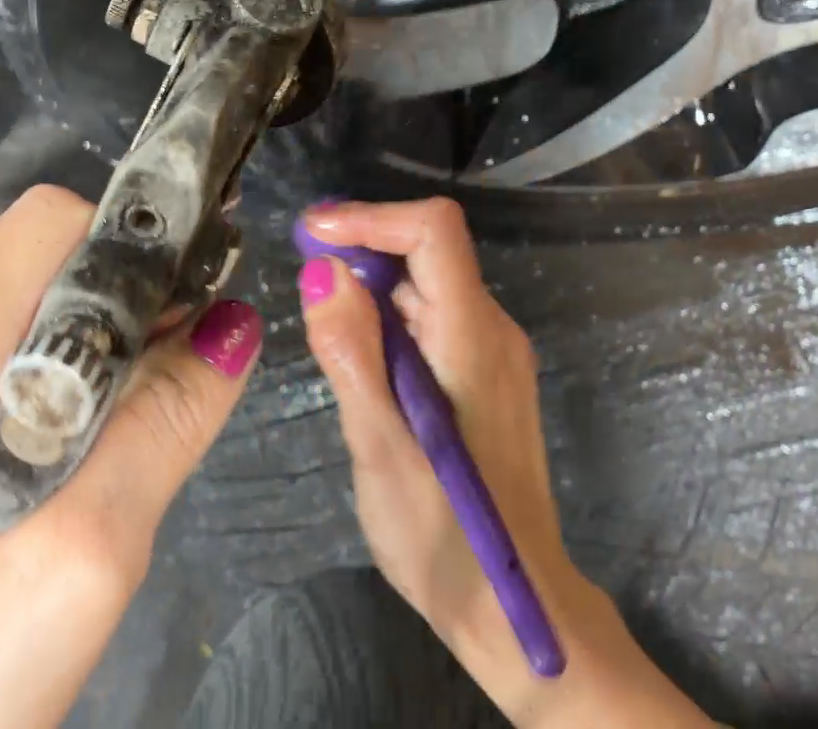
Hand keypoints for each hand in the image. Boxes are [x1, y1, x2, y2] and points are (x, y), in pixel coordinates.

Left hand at [0, 186, 264, 728]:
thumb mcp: (79, 563)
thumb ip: (163, 430)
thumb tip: (230, 331)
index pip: (60, 223)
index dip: (142, 258)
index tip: (189, 325)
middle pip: (29, 281)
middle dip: (109, 335)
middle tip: (138, 436)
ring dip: (59, 386)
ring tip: (67, 495)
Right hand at [298, 199, 713, 727]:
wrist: (513, 599)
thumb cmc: (443, 536)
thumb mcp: (379, 446)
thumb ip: (351, 353)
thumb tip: (324, 270)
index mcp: (473, 337)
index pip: (434, 231)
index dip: (371, 218)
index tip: (311, 236)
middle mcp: (495, 332)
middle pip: (431, 254)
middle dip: (365, 253)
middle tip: (305, 287)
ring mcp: (499, 356)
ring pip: (432, 290)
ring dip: (376, 293)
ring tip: (328, 335)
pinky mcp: (491, 379)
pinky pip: (440, 325)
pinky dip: (395, 325)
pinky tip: (367, 368)